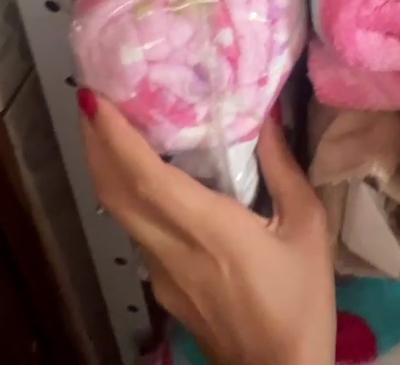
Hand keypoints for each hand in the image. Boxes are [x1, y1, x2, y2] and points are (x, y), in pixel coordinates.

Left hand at [81, 92, 334, 364]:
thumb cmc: (300, 301)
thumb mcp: (308, 228)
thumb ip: (283, 168)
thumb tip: (268, 114)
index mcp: (205, 229)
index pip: (144, 178)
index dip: (114, 137)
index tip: (96, 98)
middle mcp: (170, 249)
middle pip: (115, 194)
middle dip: (95, 143)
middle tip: (92, 98)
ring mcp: (160, 274)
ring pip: (121, 213)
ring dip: (108, 168)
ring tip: (111, 125)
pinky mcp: (164, 289)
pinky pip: (138, 231)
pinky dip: (129, 195)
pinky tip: (147, 179)